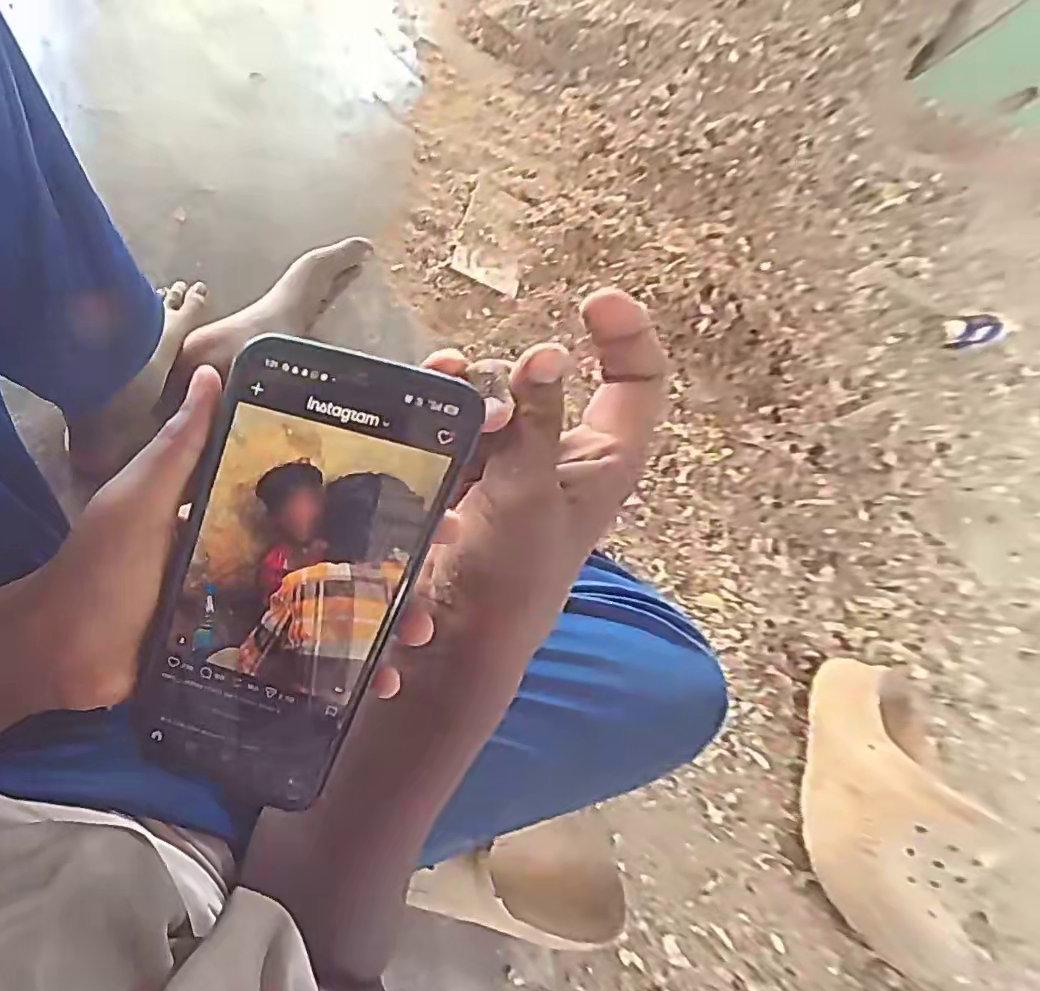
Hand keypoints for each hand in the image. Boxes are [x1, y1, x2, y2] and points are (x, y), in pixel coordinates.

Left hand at [36, 364, 438, 712]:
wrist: (66, 649)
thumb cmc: (99, 567)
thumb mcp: (137, 498)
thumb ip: (176, 446)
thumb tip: (210, 370)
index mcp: (222, 507)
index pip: (303, 486)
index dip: (362, 483)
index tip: (420, 481)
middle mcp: (239, 548)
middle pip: (326, 543)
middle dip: (388, 548)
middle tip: (444, 550)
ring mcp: (241, 600)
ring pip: (322, 599)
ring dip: (376, 612)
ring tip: (425, 627)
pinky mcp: (237, 645)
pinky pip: (296, 648)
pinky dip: (337, 663)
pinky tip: (379, 680)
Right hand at [413, 288, 670, 645]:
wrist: (457, 632)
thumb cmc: (513, 574)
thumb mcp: (530, 496)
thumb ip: (535, 426)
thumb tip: (547, 350)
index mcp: (602, 457)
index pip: (635, 381)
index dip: (624, 336)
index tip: (590, 302)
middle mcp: (554, 455)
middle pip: (538, 386)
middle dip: (502, 374)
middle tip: (457, 372)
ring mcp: (503, 468)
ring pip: (486, 407)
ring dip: (458, 395)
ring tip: (427, 382)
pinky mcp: (460, 481)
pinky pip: (451, 434)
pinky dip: (434, 424)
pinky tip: (412, 417)